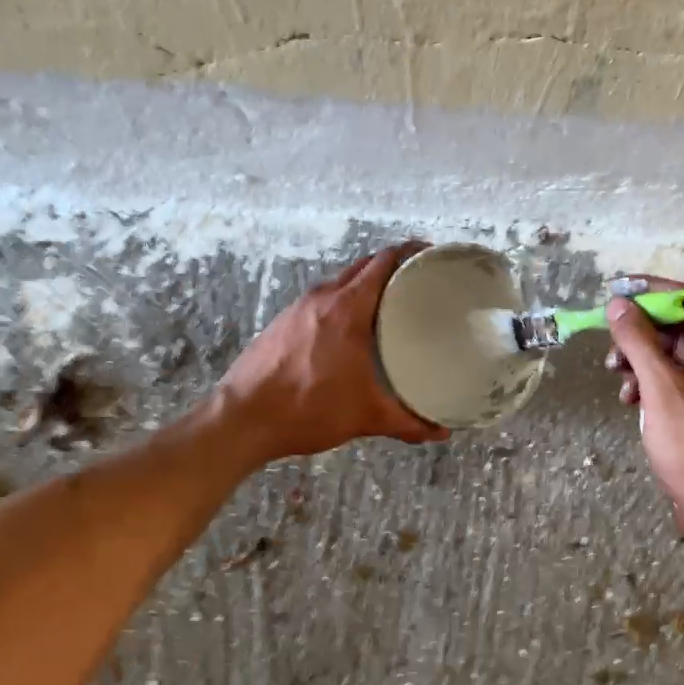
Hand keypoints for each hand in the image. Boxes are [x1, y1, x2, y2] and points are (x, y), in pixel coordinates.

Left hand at [214, 243, 449, 460]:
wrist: (241, 420)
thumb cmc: (308, 409)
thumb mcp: (365, 416)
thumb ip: (407, 421)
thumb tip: (442, 432)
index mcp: (348, 308)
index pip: (384, 261)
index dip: (411, 252)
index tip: (432, 257)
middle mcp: (324, 297)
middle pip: (364, 266)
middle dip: (392, 268)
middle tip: (419, 284)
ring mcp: (299, 306)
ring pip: (341, 282)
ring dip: (365, 286)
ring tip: (389, 307)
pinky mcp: (283, 320)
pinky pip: (322, 299)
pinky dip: (342, 302)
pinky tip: (350, 330)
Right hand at [604, 276, 683, 533]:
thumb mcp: (662, 391)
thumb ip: (639, 342)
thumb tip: (618, 304)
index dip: (655, 293)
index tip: (619, 288)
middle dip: (645, 335)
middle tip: (611, 342)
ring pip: (681, 352)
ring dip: (645, 360)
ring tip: (619, 378)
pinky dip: (657, 380)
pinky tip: (633, 397)